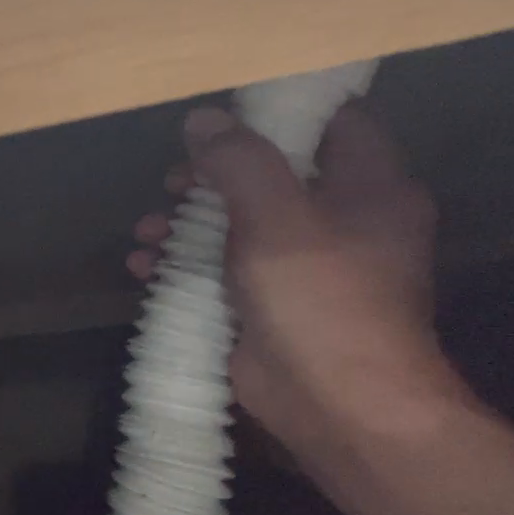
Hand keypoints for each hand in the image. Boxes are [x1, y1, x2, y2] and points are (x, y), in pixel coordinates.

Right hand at [129, 103, 465, 451]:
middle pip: (270, 173)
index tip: (222, 111)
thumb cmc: (319, 298)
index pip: (335, 125)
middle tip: (174, 181)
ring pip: (235, 220)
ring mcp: (303, 263)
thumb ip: (238, 161)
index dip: (281, 111)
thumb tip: (202, 118)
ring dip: (183, 221)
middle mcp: (342, 220)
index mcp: (369, 191)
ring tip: (147, 231)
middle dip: (210, 174)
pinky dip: (180, 261)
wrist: (337, 403)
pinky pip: (218, 264)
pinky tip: (144, 267)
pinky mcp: (268, 299)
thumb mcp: (276, 217)